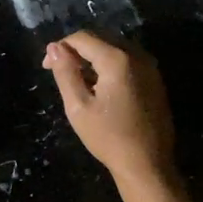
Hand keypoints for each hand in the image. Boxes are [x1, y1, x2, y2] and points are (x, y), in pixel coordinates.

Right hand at [44, 30, 175, 187]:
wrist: (146, 163)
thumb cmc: (108, 137)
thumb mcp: (78, 107)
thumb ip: (65, 73)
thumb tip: (54, 48)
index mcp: (116, 59)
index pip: (83, 38)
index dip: (61, 47)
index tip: (47, 66)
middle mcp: (137, 54)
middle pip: (101, 39)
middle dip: (77, 51)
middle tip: (60, 72)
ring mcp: (150, 66)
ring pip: (115, 49)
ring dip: (94, 58)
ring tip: (79, 80)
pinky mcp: (155, 79)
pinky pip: (128, 61)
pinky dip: (110, 66)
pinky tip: (100, 87)